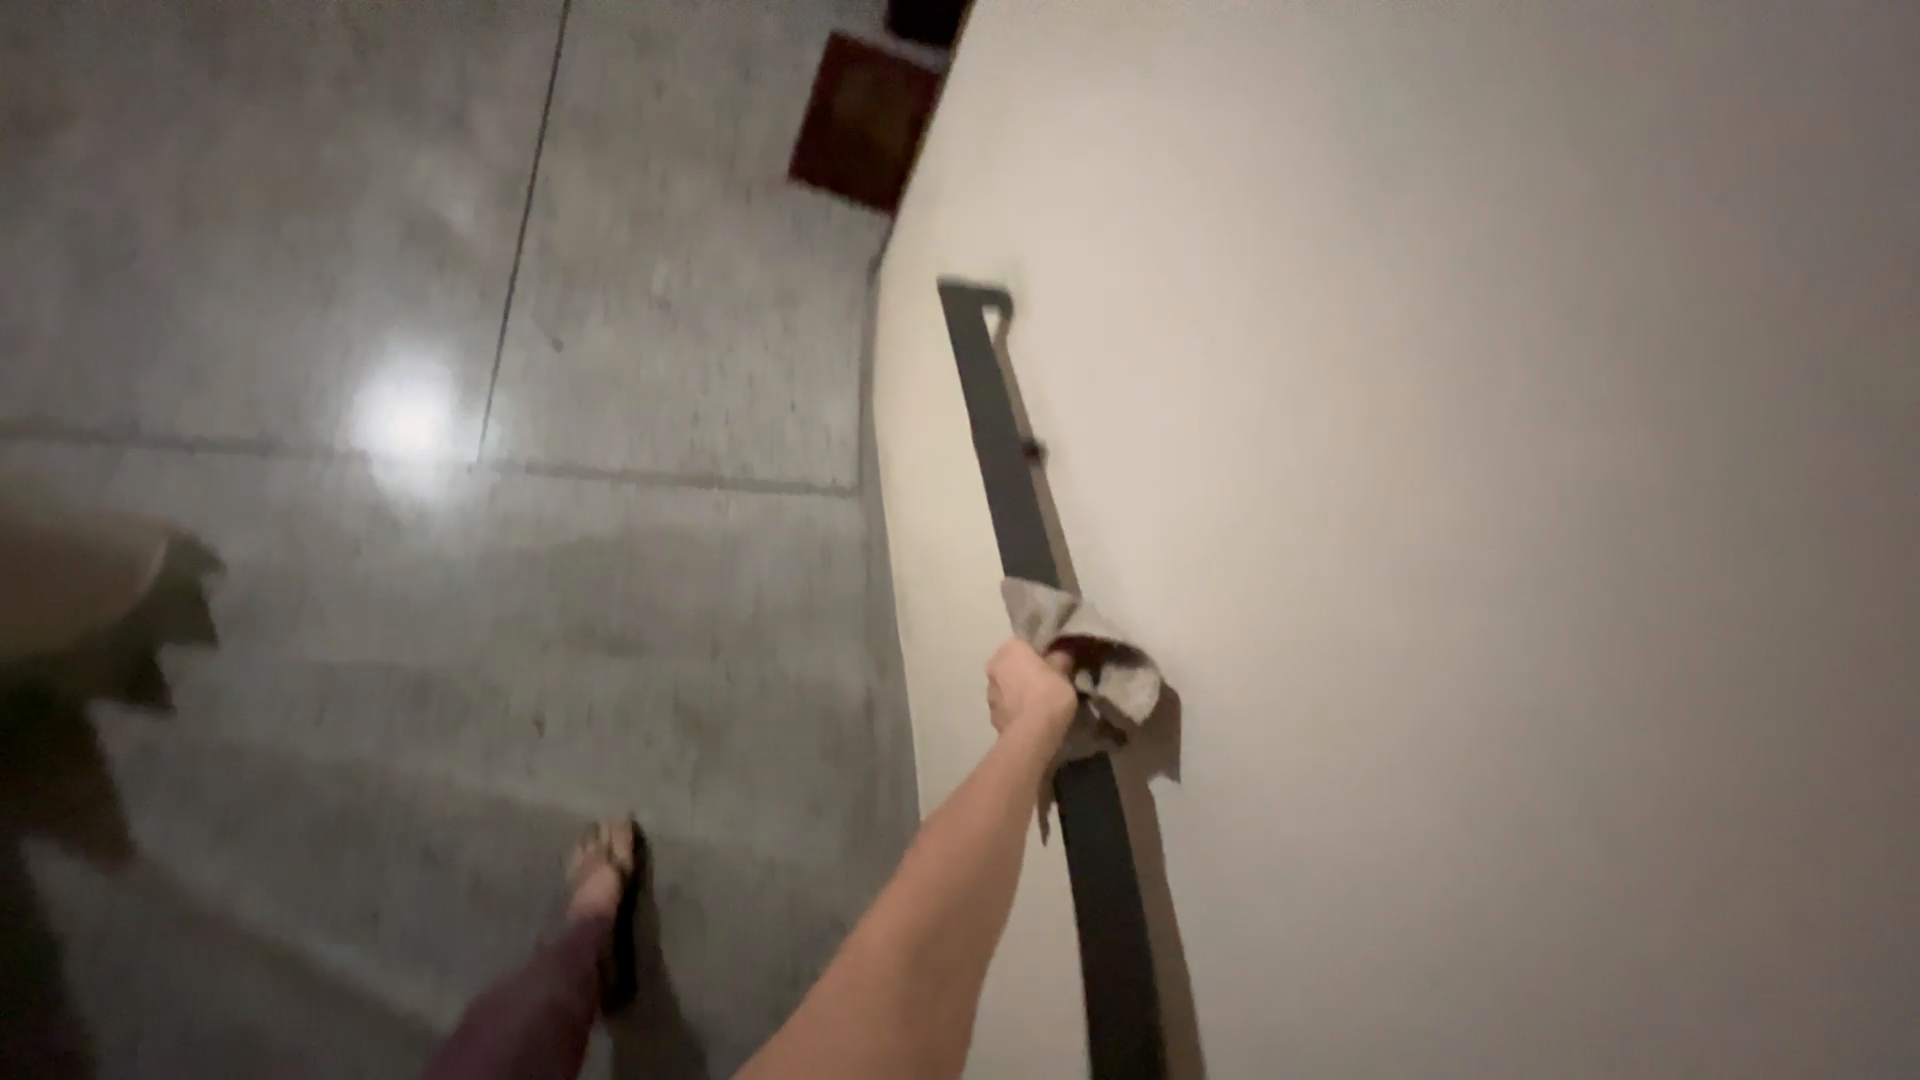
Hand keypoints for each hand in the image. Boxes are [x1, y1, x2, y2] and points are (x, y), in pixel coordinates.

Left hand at [986, 639, 1077, 742]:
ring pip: (1006, 685)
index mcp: (1010, 648)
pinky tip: (1030, 717)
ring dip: (1017, 690)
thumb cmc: (1049, 694)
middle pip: (1012, 664)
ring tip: (1038, 703)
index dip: (1040, 654)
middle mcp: (994, 665)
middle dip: (1025, 671)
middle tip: (1047, 683)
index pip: (1025, 644)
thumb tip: (1061, 654)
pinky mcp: (991, 714)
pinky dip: (1015, 708)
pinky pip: (1006, 705)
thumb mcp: (1064, 673)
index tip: (1053, 665)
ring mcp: (989, 691)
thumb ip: (1060, 660)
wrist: (1031, 734)